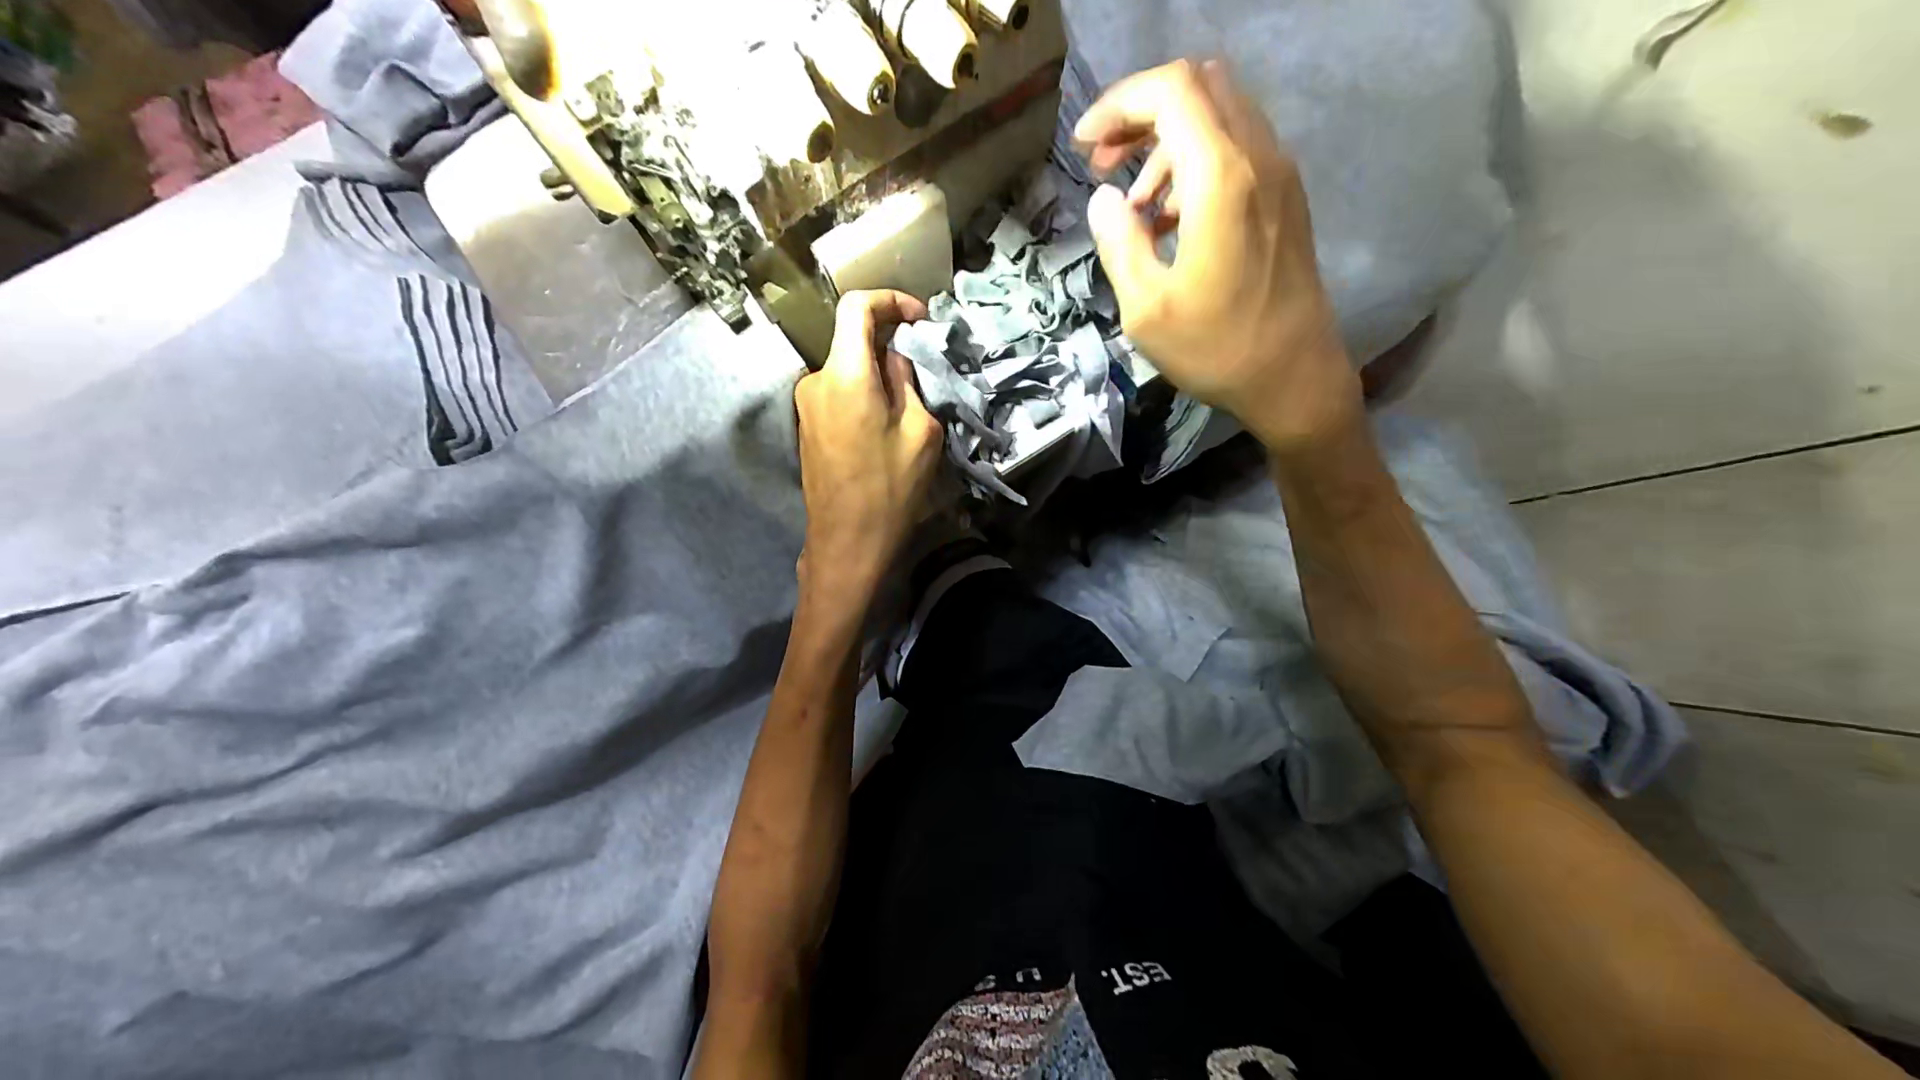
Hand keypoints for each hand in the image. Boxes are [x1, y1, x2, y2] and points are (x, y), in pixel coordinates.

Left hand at [794, 290, 943, 593]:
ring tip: (909, 409)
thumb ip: (908, 381)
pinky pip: (839, 393)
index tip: (919, 319)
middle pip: (852, 340)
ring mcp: (806, 405)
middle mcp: (816, 380)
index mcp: (844, 374)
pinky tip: (885, 425)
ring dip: (879, 376)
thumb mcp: (919, 431)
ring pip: (848, 369)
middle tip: (925, 373)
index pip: (856, 306)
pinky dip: (864, 394)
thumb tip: (897, 355)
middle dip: (890, 346)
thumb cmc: (889, 490)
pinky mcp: (807, 426)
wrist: (846, 543)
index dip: (890, 300)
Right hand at [1077, 59, 1361, 450]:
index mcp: (1222, 179)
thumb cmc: (1216, 348)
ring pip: (1219, 116)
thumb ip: (1119, 242)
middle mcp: (1258, 158)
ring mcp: (1279, 175)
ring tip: (1134, 206)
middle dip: (1141, 114)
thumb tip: (1103, 200)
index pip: (1171, 90)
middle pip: (1198, 89)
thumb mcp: (1146, 308)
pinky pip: (1237, 149)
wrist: (1294, 377)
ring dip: (1166, 143)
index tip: (1082, 146)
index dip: (1118, 103)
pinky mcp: (1286, 198)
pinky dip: (1195, 164)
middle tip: (1103, 163)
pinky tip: (1171, 220)